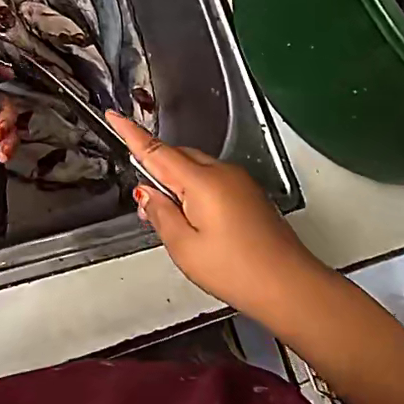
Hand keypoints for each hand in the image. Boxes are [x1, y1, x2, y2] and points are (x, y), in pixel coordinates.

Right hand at [106, 111, 333, 314]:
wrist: (289, 286)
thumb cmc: (240, 270)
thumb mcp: (183, 247)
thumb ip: (159, 214)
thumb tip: (147, 194)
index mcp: (202, 182)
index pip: (156, 151)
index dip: (131, 133)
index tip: (115, 116)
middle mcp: (223, 173)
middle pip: (177, 158)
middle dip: (156, 174)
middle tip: (147, 209)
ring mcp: (239, 182)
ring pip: (195, 170)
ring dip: (177, 186)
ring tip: (176, 226)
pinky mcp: (249, 193)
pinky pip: (213, 181)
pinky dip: (197, 193)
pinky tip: (197, 224)